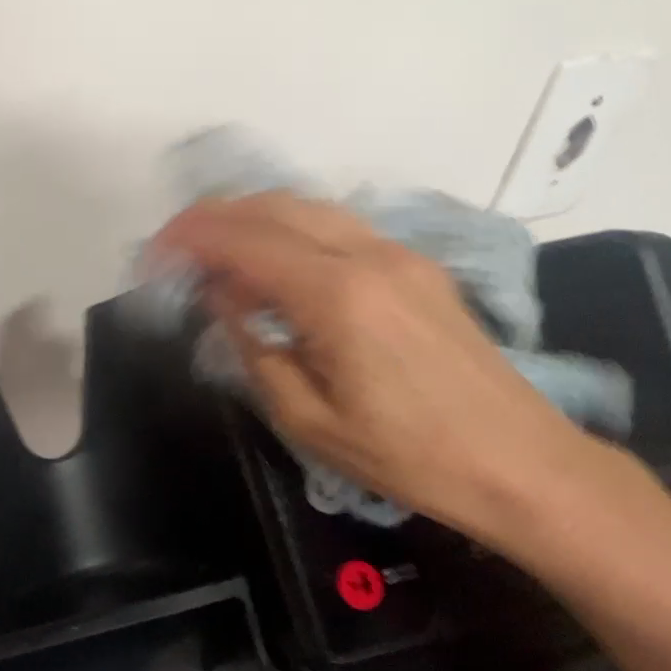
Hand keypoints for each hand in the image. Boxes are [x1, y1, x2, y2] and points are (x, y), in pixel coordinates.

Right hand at [152, 192, 597, 546]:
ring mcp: (401, 256)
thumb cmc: (405, 455)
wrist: (518, 463)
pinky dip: (292, 231)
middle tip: (173, 245)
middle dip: (215, 216)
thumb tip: (225, 300)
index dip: (190, 241)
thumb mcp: (307, 420)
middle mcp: (369, 256)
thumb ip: (256, 350)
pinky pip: (339, 229)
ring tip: (213, 250)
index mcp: (337, 295)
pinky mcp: (418, 269)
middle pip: (276, 207)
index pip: (245, 242)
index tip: (152, 257)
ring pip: (311, 208)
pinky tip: (273, 264)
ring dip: (253, 218)